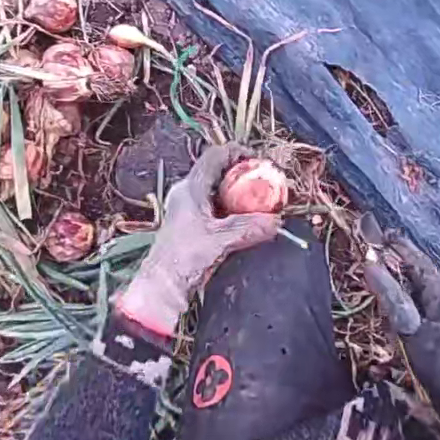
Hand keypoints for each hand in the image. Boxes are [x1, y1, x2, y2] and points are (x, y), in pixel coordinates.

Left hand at [114, 144, 280, 336]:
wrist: (162, 286)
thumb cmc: (184, 257)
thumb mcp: (221, 239)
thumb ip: (250, 227)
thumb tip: (277, 221)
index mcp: (190, 187)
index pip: (216, 155)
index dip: (240, 153)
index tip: (260, 163)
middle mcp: (187, 193)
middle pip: (219, 171)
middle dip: (243, 175)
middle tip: (264, 184)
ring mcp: (187, 208)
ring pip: (217, 190)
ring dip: (238, 194)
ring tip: (259, 203)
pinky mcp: (190, 224)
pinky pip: (215, 207)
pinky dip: (232, 209)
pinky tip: (245, 222)